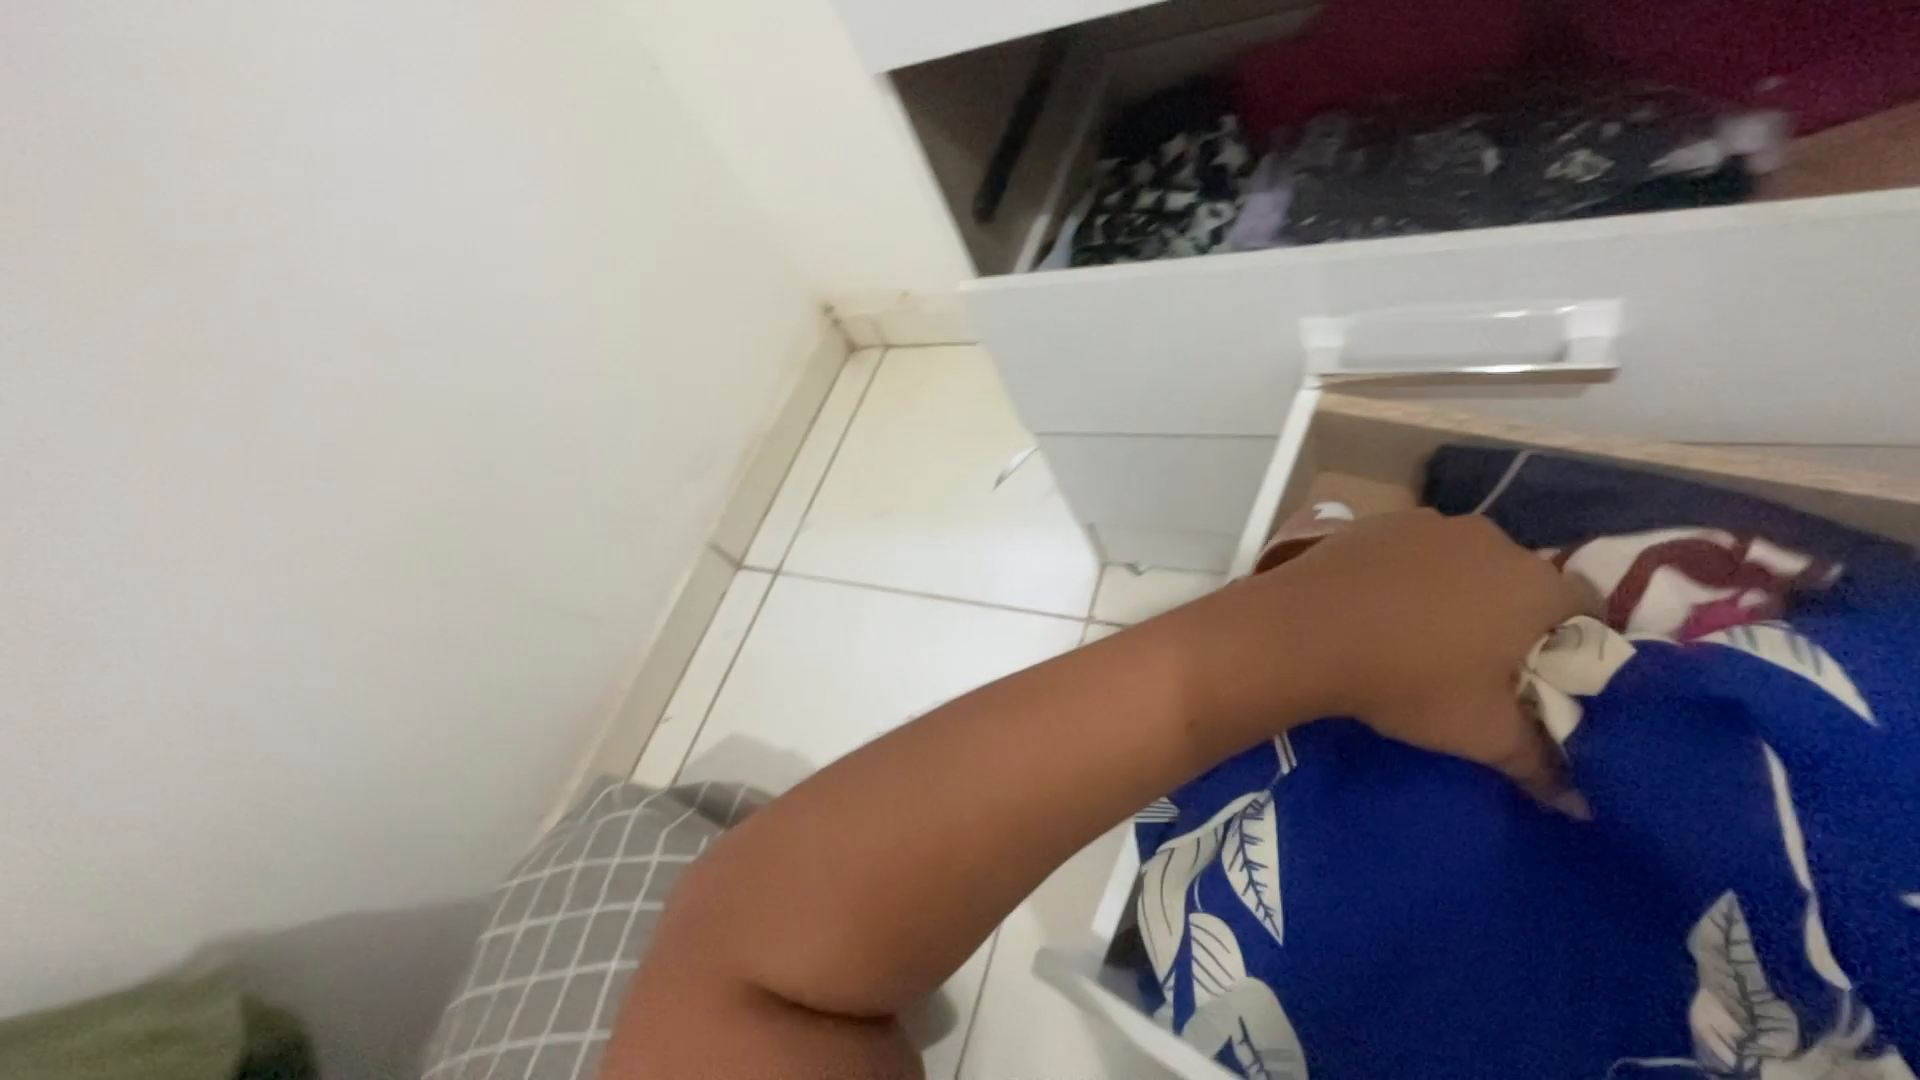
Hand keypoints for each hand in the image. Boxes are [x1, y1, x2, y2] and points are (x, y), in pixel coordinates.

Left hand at [1161, 510, 1596, 799]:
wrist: (1301, 630)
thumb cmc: (1406, 679)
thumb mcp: (1479, 733)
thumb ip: (1539, 762)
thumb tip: (1578, 801)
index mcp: (1534, 583)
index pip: (1584, 609)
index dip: (1573, 645)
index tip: (1546, 677)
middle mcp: (1490, 539)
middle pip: (1520, 579)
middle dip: (1511, 617)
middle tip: (1485, 663)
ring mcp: (1426, 524)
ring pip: (1462, 561)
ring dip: (1456, 592)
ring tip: (1425, 636)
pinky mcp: (1373, 522)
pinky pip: (1409, 552)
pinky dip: (1406, 576)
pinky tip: (1379, 610)